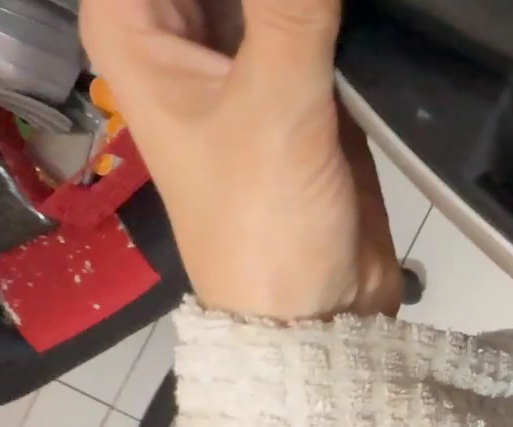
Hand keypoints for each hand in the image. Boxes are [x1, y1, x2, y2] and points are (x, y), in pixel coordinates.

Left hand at [81, 0, 403, 318]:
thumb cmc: (264, 219)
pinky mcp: (312, 94)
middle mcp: (190, 35)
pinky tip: (374, 20)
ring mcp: (254, 63)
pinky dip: (346, 19)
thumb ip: (295, 13)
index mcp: (138, 24)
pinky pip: (325, 28)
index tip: (291, 3)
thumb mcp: (274, 107)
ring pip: (281, 0)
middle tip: (316, 8)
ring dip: (315, 5)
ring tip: (355, 10)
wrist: (321, 311)